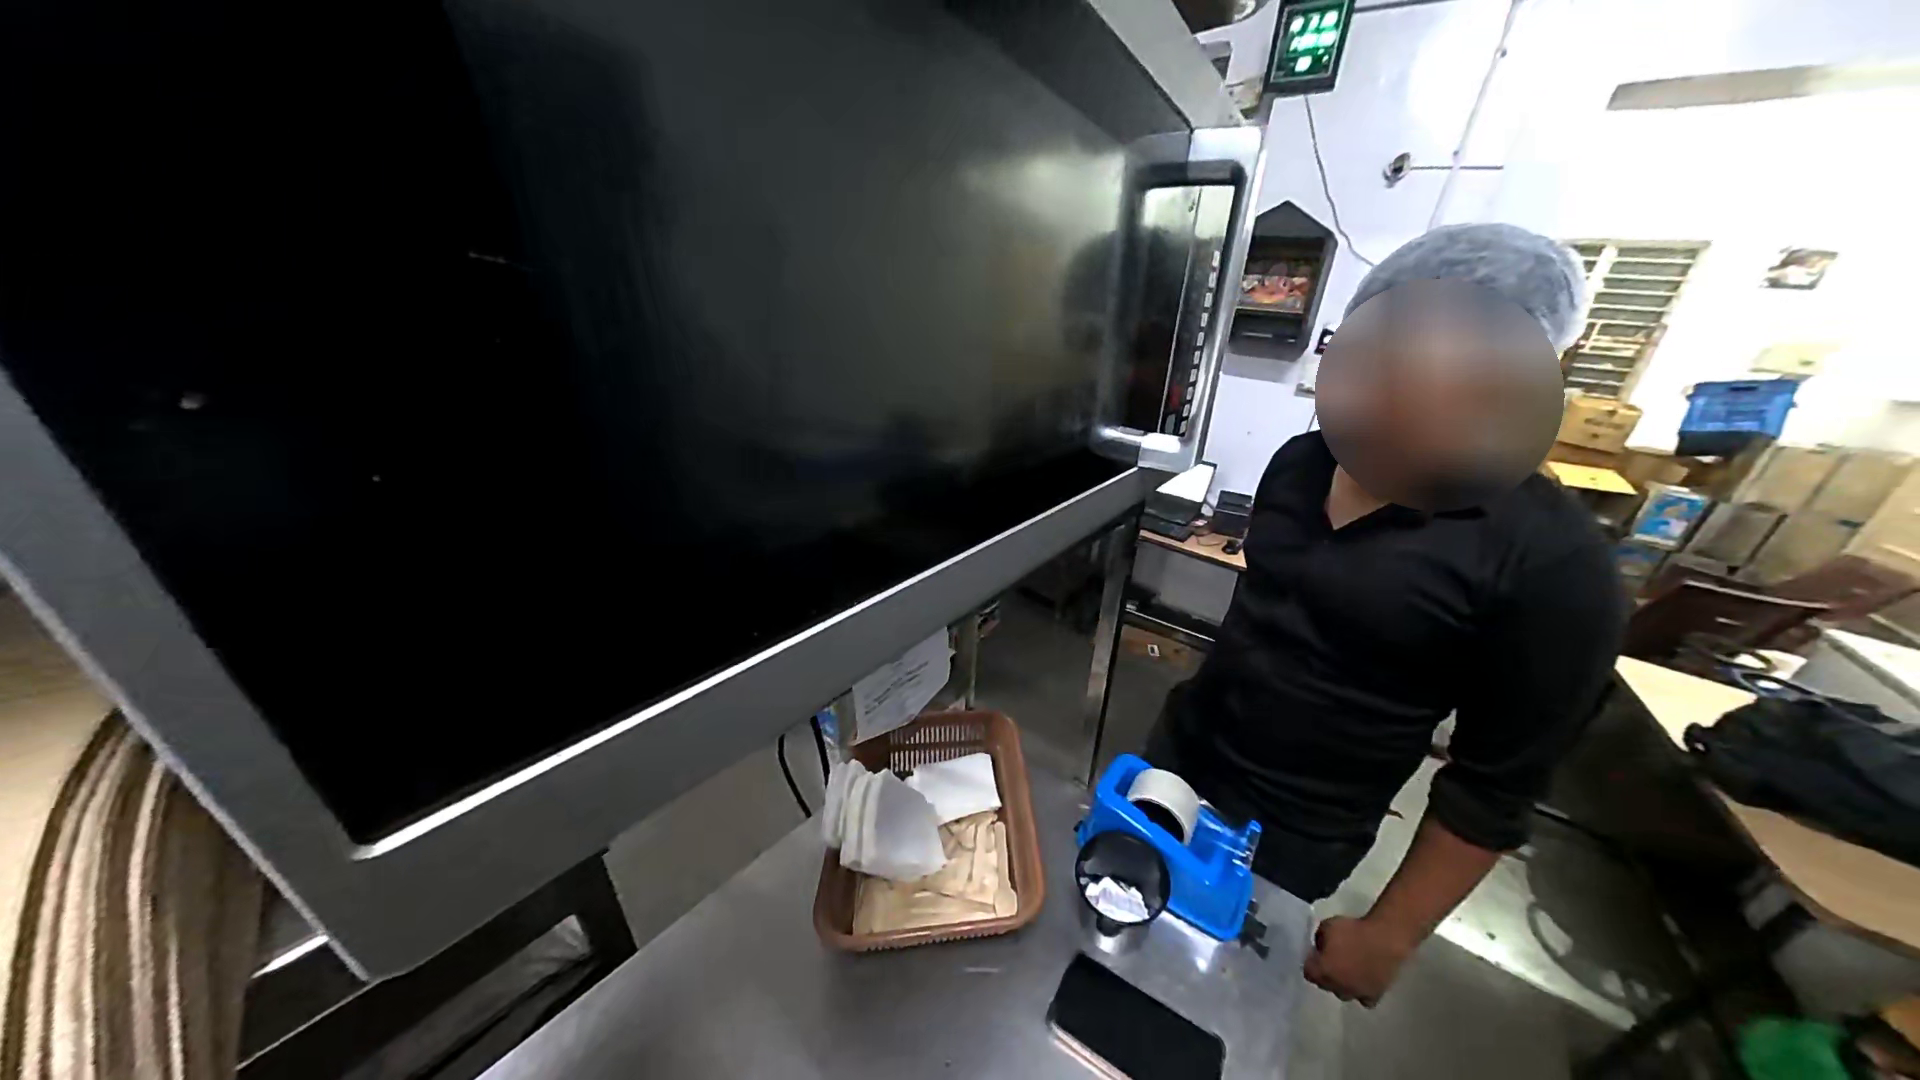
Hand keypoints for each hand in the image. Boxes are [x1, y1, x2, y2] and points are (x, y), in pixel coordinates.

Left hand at [1303, 915, 1418, 1006]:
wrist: (1383, 940)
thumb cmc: (1352, 930)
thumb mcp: (1325, 926)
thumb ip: (1318, 939)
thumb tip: (1319, 948)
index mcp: (1324, 970)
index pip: (1308, 973)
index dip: (1309, 964)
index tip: (1312, 955)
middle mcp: (1339, 986)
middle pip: (1324, 985)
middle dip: (1322, 974)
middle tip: (1327, 961)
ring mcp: (1357, 993)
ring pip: (1342, 994)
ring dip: (1340, 984)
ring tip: (1343, 971)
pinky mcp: (1375, 995)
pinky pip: (1363, 999)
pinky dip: (1360, 992)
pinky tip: (1361, 981)